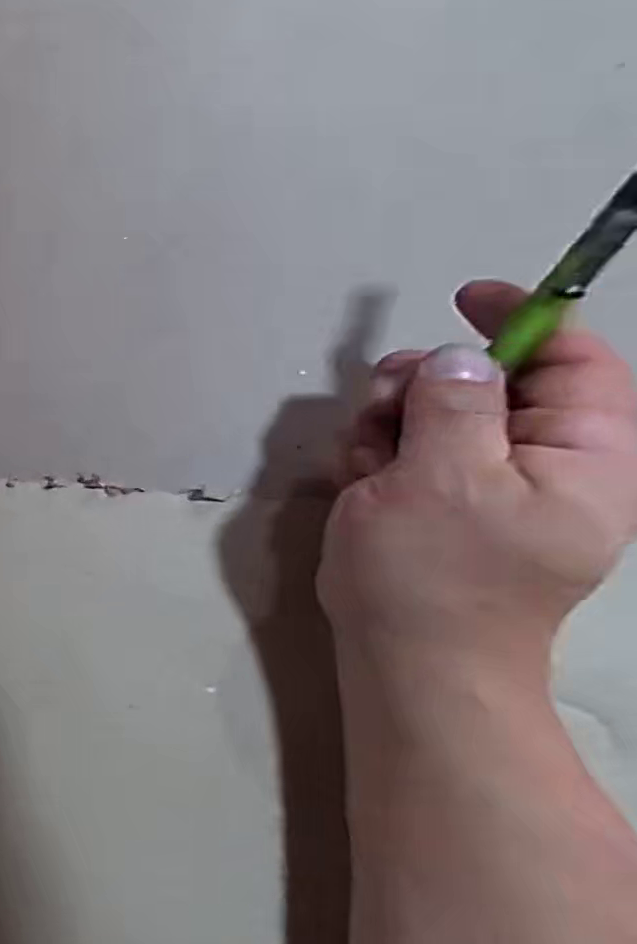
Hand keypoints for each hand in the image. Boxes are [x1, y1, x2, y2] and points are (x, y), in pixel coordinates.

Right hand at [320, 280, 636, 665]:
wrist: (409, 646)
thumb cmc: (436, 566)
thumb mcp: (442, 479)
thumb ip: (453, 409)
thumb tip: (455, 356)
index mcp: (581, 456)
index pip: (572, 363)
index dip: (523, 322)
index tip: (465, 297)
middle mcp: (541, 461)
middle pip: (484, 383)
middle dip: (425, 383)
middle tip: (383, 401)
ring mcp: (483, 481)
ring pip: (431, 414)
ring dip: (387, 423)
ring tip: (367, 461)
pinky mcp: (435, 496)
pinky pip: (403, 449)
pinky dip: (374, 453)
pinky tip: (362, 480)